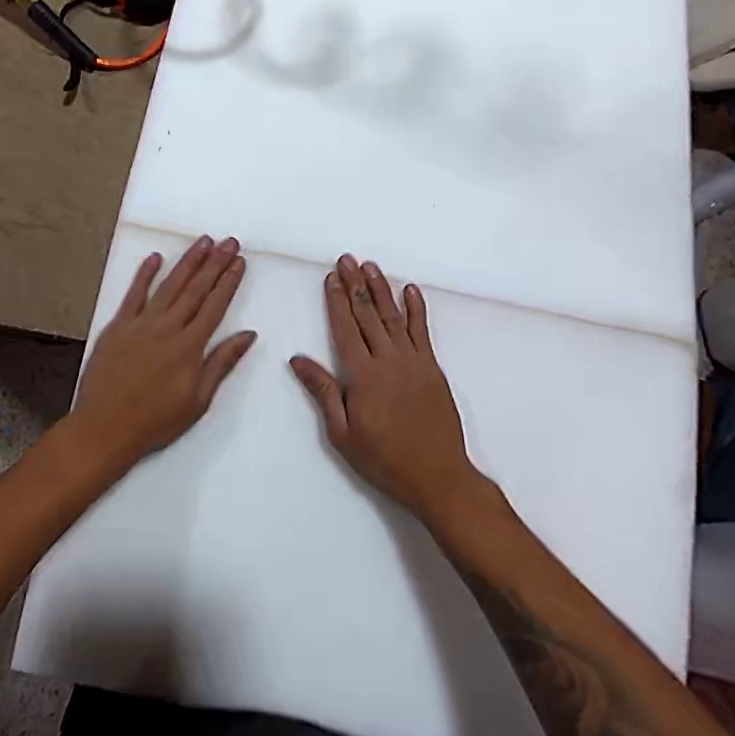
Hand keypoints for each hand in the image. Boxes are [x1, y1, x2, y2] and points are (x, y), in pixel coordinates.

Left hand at [60, 235, 256, 480]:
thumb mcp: (198, 400)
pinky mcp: (117, 328)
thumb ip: (221, 363)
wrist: (105, 427)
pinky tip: (155, 258)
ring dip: (187, 262)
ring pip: (169, 286)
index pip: (215, 306)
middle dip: (214, 263)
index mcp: (189, 347)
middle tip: (228, 241)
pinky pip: (133, 295)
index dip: (229, 282)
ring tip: (202, 242)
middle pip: (195, 289)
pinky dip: (144, 275)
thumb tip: (247, 336)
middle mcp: (167, 329)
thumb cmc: (155, 421)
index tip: (239, 262)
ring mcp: (140, 325)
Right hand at [290, 255, 483, 520]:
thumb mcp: (341, 432)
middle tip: (347, 259)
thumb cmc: (383, 458)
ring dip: (381, 290)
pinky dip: (416, 310)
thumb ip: (322, 391)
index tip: (331, 278)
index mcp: (362, 375)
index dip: (336, 301)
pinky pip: (423, 332)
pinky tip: (410, 291)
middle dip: (355, 285)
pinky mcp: (433, 369)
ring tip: (371, 267)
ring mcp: (414, 362)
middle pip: (368, 315)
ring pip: (394, 317)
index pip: (345, 328)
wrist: (437, 476)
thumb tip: (297, 359)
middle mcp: (388, 360)